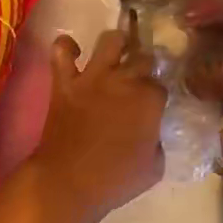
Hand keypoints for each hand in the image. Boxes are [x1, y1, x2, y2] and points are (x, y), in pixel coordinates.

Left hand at [23, 29, 166, 222]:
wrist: (68, 181)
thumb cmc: (115, 180)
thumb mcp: (154, 167)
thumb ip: (157, 141)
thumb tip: (150, 132)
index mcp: (149, 100)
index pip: (161, 85)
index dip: (157, 94)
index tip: (154, 104)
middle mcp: (124, 80)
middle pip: (142, 57)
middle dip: (144, 65)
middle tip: (140, 77)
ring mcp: (92, 77)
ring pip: (110, 41)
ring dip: (117, 44)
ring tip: (117, 52)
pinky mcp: (65, 81)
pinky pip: (62, 50)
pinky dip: (67, 46)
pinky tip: (74, 52)